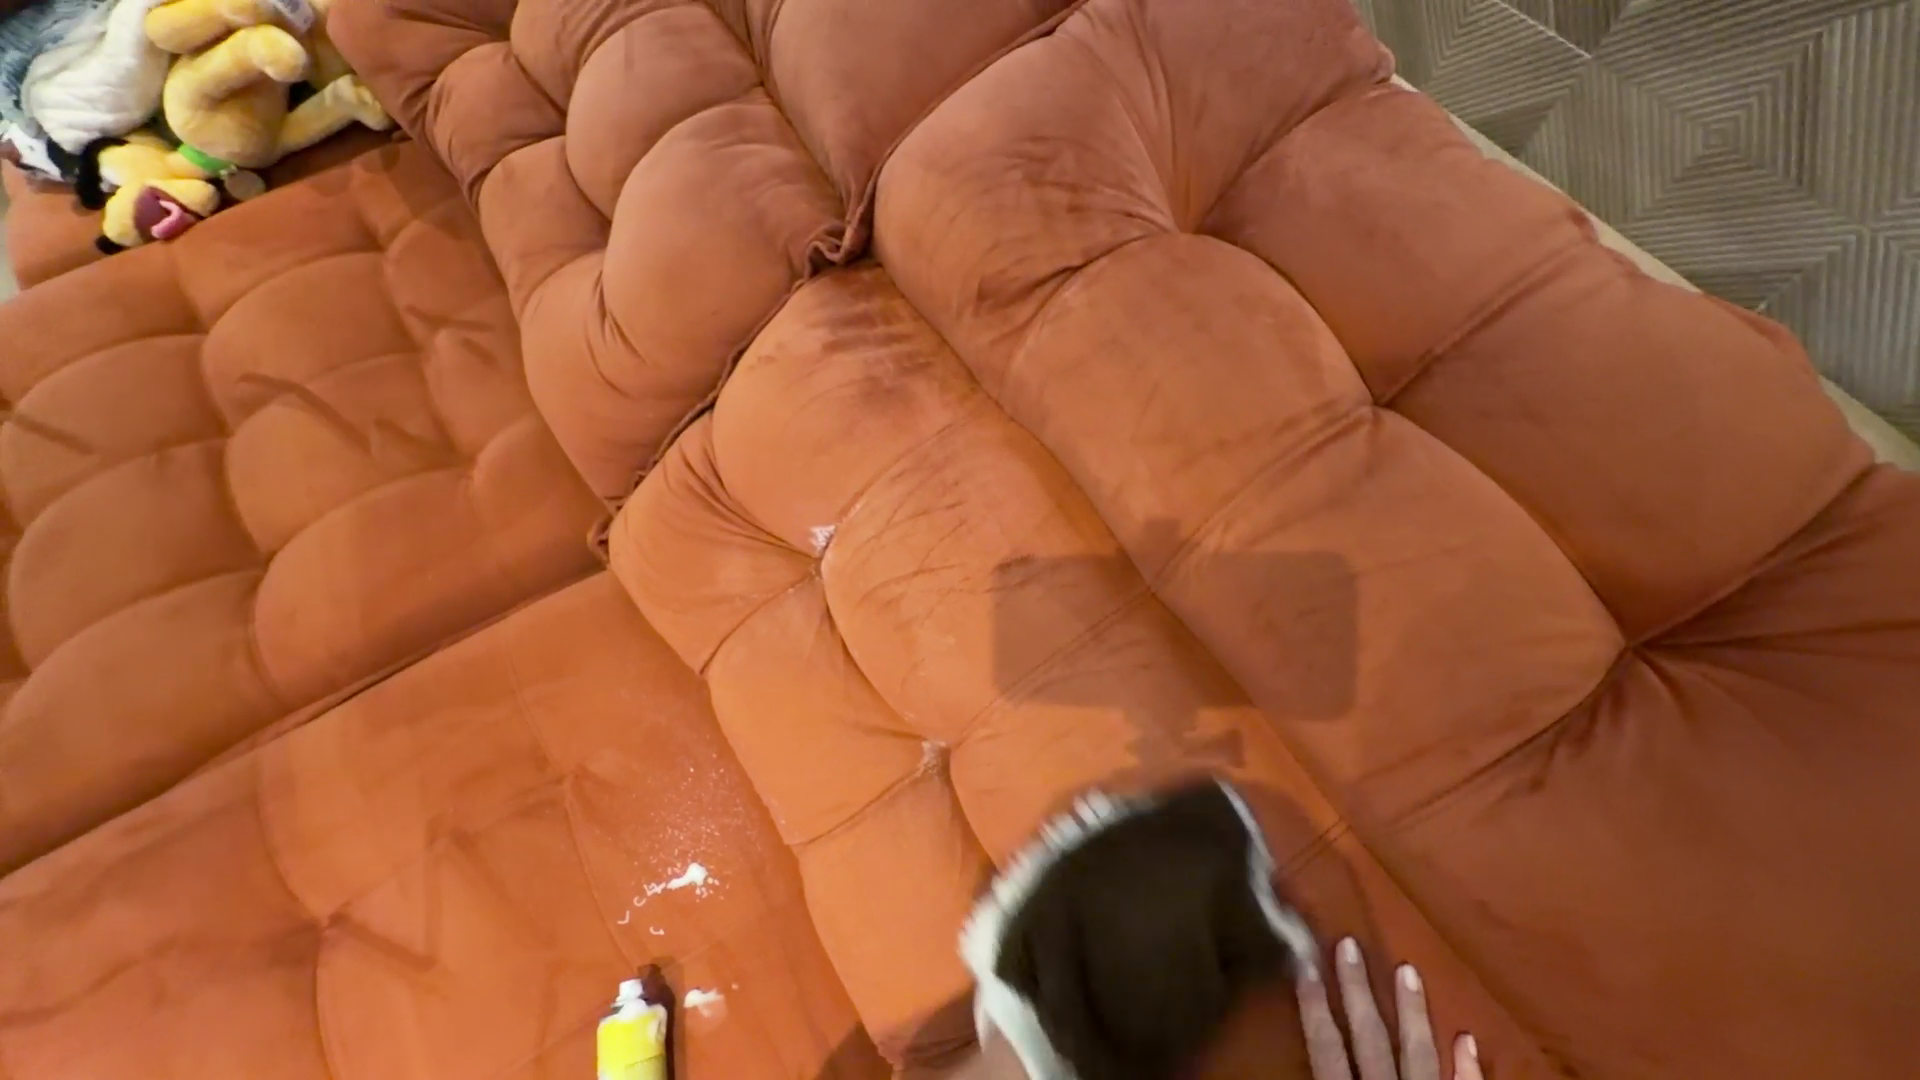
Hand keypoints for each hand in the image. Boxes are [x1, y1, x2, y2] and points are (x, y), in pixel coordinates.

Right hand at [1296, 938, 1483, 1079]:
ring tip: (1407, 968)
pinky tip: (1466, 1037)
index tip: (1303, 962)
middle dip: (1358, 990)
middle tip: (1349, 943)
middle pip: (1370, 1037)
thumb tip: (1266, 1066)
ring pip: (1418, 1054)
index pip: (1326, 1047)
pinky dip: (1468, 1066)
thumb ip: (1318, 1075)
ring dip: (1412, 1011)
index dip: (1314, 1006)